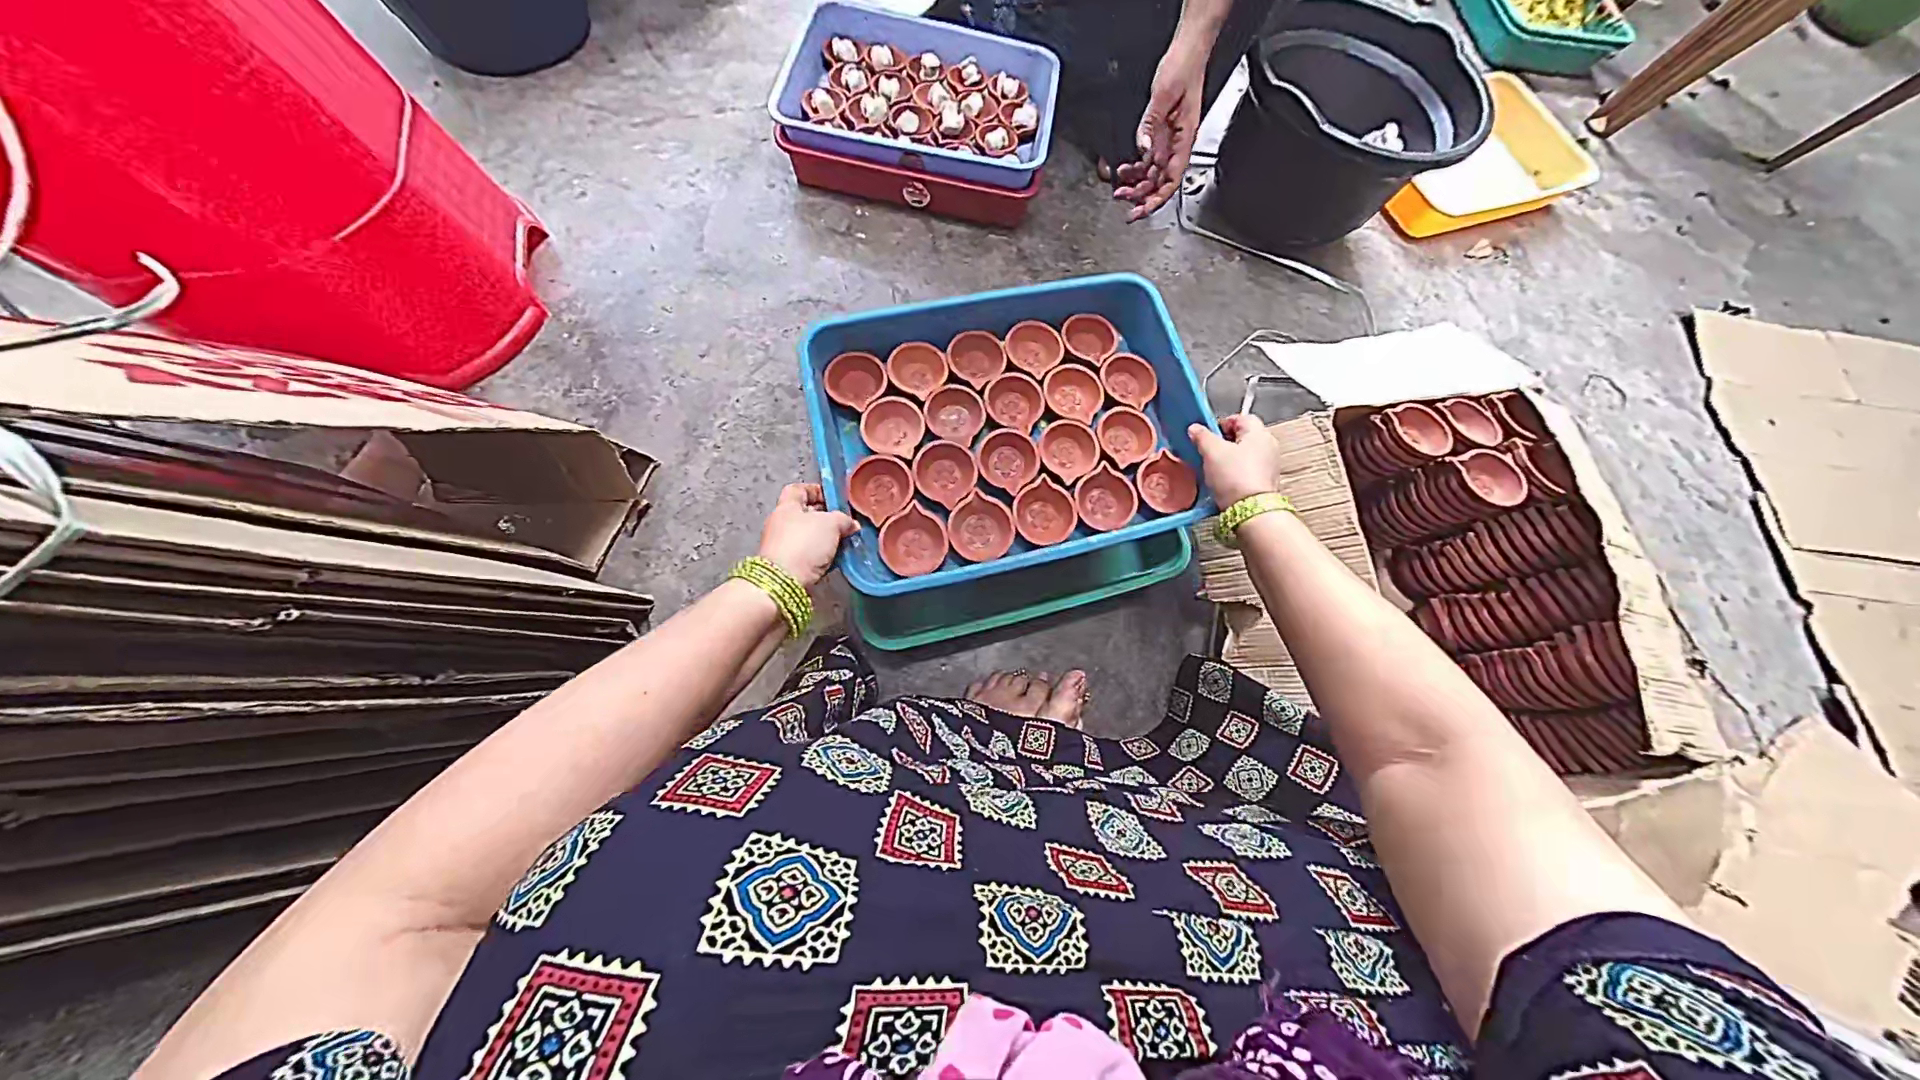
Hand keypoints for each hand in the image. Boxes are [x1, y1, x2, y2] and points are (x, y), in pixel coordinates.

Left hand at [757, 483, 857, 586]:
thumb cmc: (804, 544)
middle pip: (806, 514)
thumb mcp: (830, 523)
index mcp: (787, 506)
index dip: (817, 491)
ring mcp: (782, 545)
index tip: (834, 498)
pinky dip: (821, 556)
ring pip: (808, 536)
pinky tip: (834, 560)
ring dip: (826, 539)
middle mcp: (781, 524)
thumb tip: (851, 524)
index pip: (799, 489)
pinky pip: (807, 555)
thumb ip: (843, 519)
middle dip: (826, 518)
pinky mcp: (787, 565)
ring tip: (844, 543)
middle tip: (845, 523)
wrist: (784, 582)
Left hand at [1115, 38, 1206, 221]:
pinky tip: (1124, 170)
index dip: (1156, 199)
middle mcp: (1176, 144)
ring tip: (1119, 189)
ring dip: (1136, 184)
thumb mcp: (1163, 96)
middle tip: (1124, 203)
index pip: (1171, 179)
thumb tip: (1142, 148)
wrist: (1186, 52)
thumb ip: (1150, 124)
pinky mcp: (1159, 135)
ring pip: (1152, 174)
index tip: (1142, 210)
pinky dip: (1135, 168)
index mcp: (1184, 139)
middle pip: (1160, 182)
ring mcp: (1167, 141)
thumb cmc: (1183, 69)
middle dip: (1142, 196)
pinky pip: (1147, 159)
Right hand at [1188, 415, 1283, 505]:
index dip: (1220, 424)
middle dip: (1223, 442)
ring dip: (1228, 458)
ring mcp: (1269, 464)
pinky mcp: (1265, 481)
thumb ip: (1202, 436)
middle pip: (1242, 436)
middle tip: (1207, 452)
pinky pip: (1247, 470)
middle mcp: (1268, 446)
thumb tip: (1195, 429)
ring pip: (1244, 454)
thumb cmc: (1235, 477)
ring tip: (1213, 468)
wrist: (1249, 510)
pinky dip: (1235, 472)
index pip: (1239, 418)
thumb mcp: (1211, 452)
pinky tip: (1223, 481)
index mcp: (1258, 433)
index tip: (1206, 434)